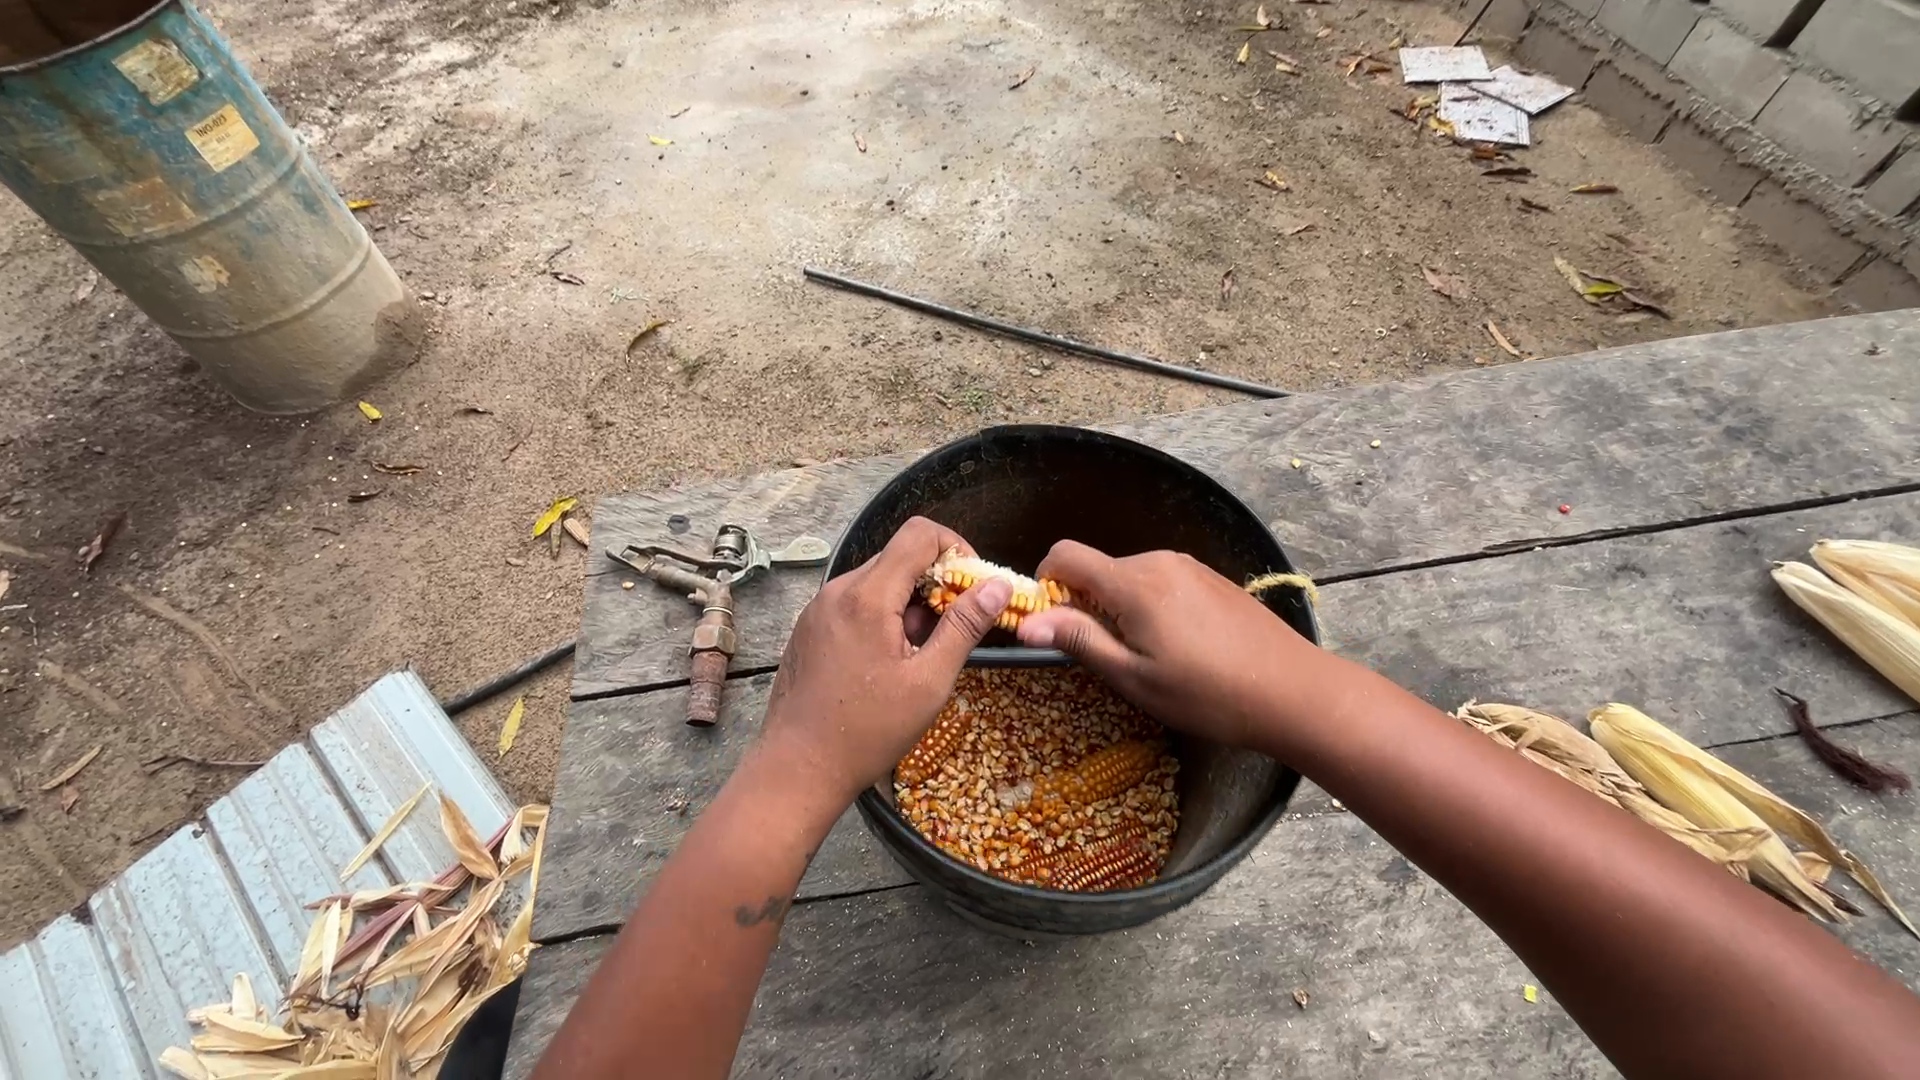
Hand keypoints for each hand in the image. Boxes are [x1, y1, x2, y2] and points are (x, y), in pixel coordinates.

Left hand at [756, 516, 1011, 803]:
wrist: (797, 768)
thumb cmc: (868, 731)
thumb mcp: (929, 681)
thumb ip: (964, 626)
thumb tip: (998, 585)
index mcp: (867, 596)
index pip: (919, 533)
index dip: (955, 547)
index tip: (971, 585)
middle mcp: (838, 590)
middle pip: (899, 556)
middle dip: (934, 582)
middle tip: (950, 630)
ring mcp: (819, 608)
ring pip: (877, 581)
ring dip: (908, 603)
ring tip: (918, 654)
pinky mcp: (810, 627)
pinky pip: (855, 602)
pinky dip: (882, 615)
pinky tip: (887, 662)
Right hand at [1014, 541, 1318, 751]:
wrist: (1295, 691)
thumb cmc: (1209, 694)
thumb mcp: (1135, 677)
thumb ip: (1079, 641)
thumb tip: (1025, 623)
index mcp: (1133, 582)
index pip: (1064, 555)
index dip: (1045, 584)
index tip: (1055, 624)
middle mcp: (1157, 561)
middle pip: (1096, 569)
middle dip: (1086, 605)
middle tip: (1111, 657)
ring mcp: (1188, 565)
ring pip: (1127, 577)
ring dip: (1118, 608)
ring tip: (1151, 656)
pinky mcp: (1209, 576)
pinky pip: (1158, 581)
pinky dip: (1148, 606)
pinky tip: (1181, 645)